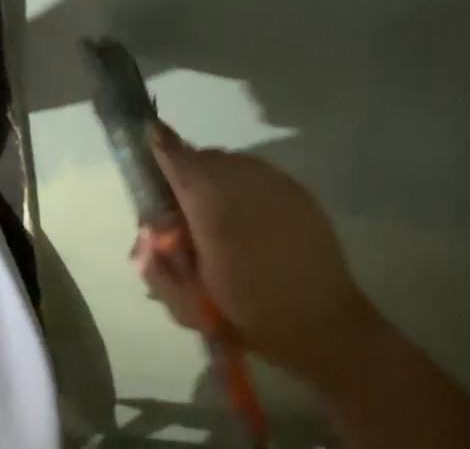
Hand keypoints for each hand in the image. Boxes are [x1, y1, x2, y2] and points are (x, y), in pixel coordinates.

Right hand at [133, 124, 383, 383]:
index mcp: (207, 203)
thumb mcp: (188, 304)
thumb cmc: (250, 315)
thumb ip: (156, 266)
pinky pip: (259, 173)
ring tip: (222, 215)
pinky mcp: (298, 190)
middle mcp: (239, 179)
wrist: (325, 326)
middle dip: (188, 174)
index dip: (158, 147)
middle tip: (187, 210)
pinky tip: (253, 220)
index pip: (173, 154)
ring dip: (218, 179)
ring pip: (231, 161)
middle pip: (202, 156)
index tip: (148, 142)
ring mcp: (273, 181)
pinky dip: (247, 187)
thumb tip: (144, 235)